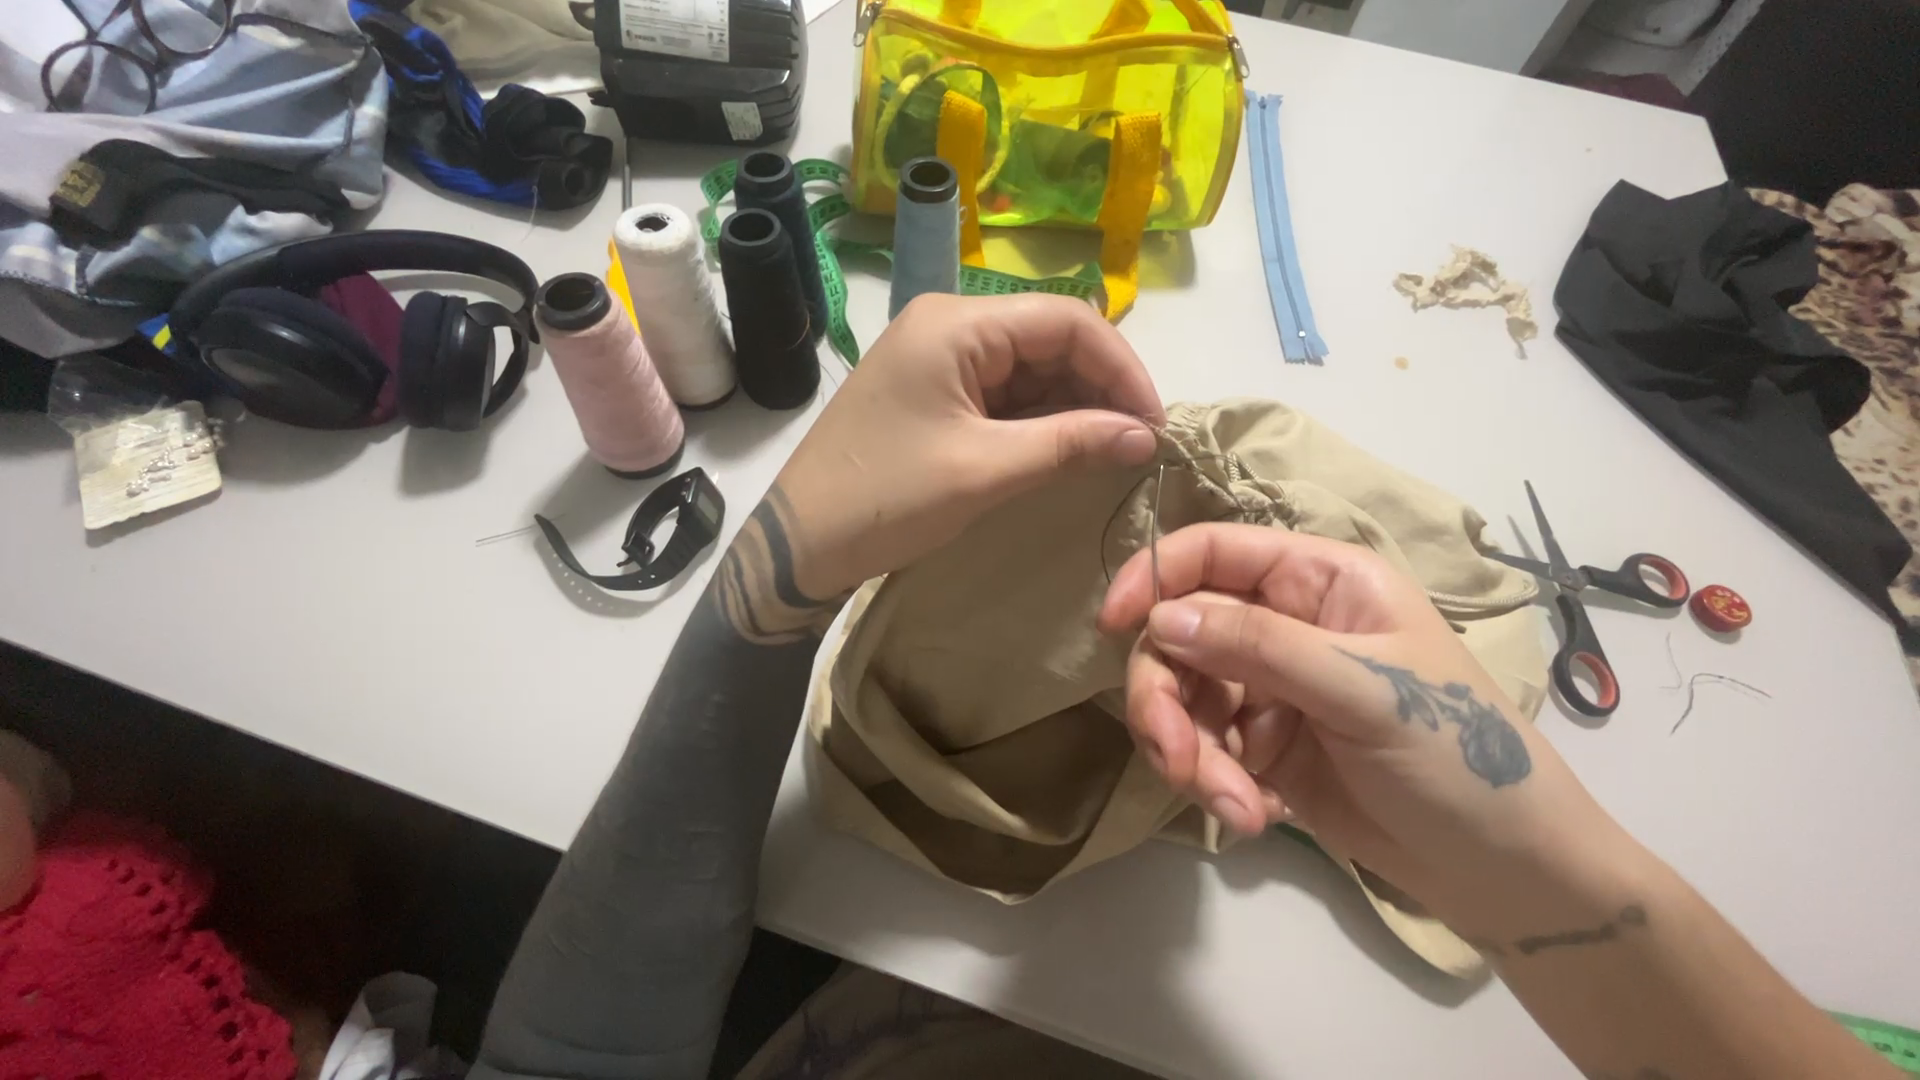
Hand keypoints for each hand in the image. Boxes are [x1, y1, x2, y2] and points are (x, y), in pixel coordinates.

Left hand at [775, 293, 1163, 598]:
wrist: (799, 544)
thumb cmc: (885, 500)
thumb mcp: (983, 472)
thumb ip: (1069, 444)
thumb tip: (1145, 435)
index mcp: (956, 324)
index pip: (1066, 320)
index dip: (1121, 368)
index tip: (1154, 423)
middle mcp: (950, 326)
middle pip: (1050, 340)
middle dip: (1100, 389)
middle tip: (1139, 444)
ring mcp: (940, 360)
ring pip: (1031, 370)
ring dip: (1074, 407)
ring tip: (1113, 452)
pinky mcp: (936, 395)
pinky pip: (1004, 396)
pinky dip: (1041, 422)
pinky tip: (1069, 450)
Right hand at [1098, 524, 1615, 928]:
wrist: (1501, 869)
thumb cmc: (1460, 753)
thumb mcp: (1366, 689)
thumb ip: (1260, 646)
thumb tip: (1160, 619)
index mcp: (1317, 581)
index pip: (1214, 553)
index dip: (1155, 577)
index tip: (1113, 623)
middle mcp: (1280, 623)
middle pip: (1179, 635)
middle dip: (1168, 699)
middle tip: (1177, 758)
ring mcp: (1263, 686)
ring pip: (1181, 696)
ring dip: (1189, 752)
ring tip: (1233, 806)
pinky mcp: (1254, 743)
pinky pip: (1199, 746)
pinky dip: (1210, 781)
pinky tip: (1251, 816)